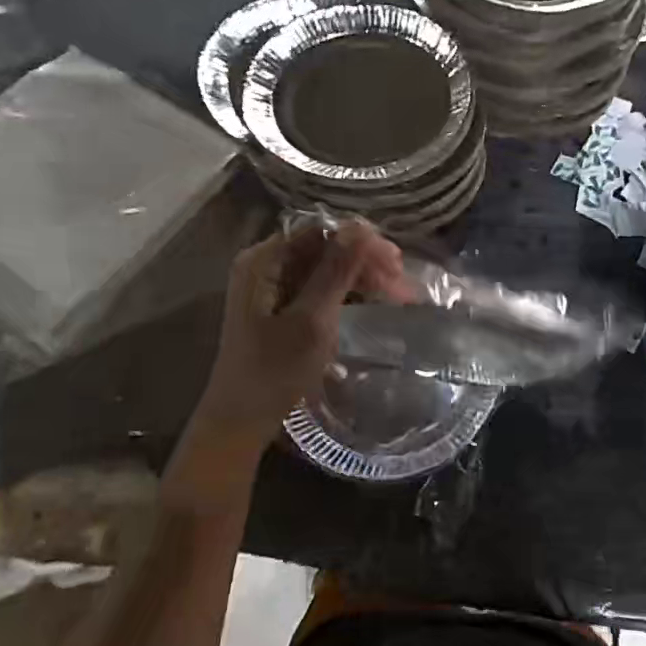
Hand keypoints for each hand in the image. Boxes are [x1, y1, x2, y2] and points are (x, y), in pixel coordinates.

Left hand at [196, 220, 406, 428]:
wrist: (242, 419)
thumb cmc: (275, 370)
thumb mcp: (313, 319)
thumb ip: (336, 270)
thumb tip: (361, 226)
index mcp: (264, 260)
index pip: (321, 231)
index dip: (362, 241)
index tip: (397, 264)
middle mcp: (265, 265)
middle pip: (325, 247)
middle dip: (366, 260)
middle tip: (403, 284)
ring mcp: (272, 286)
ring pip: (327, 267)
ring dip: (362, 276)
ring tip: (397, 296)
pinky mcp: (280, 307)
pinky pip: (320, 287)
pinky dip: (348, 292)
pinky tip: (372, 302)